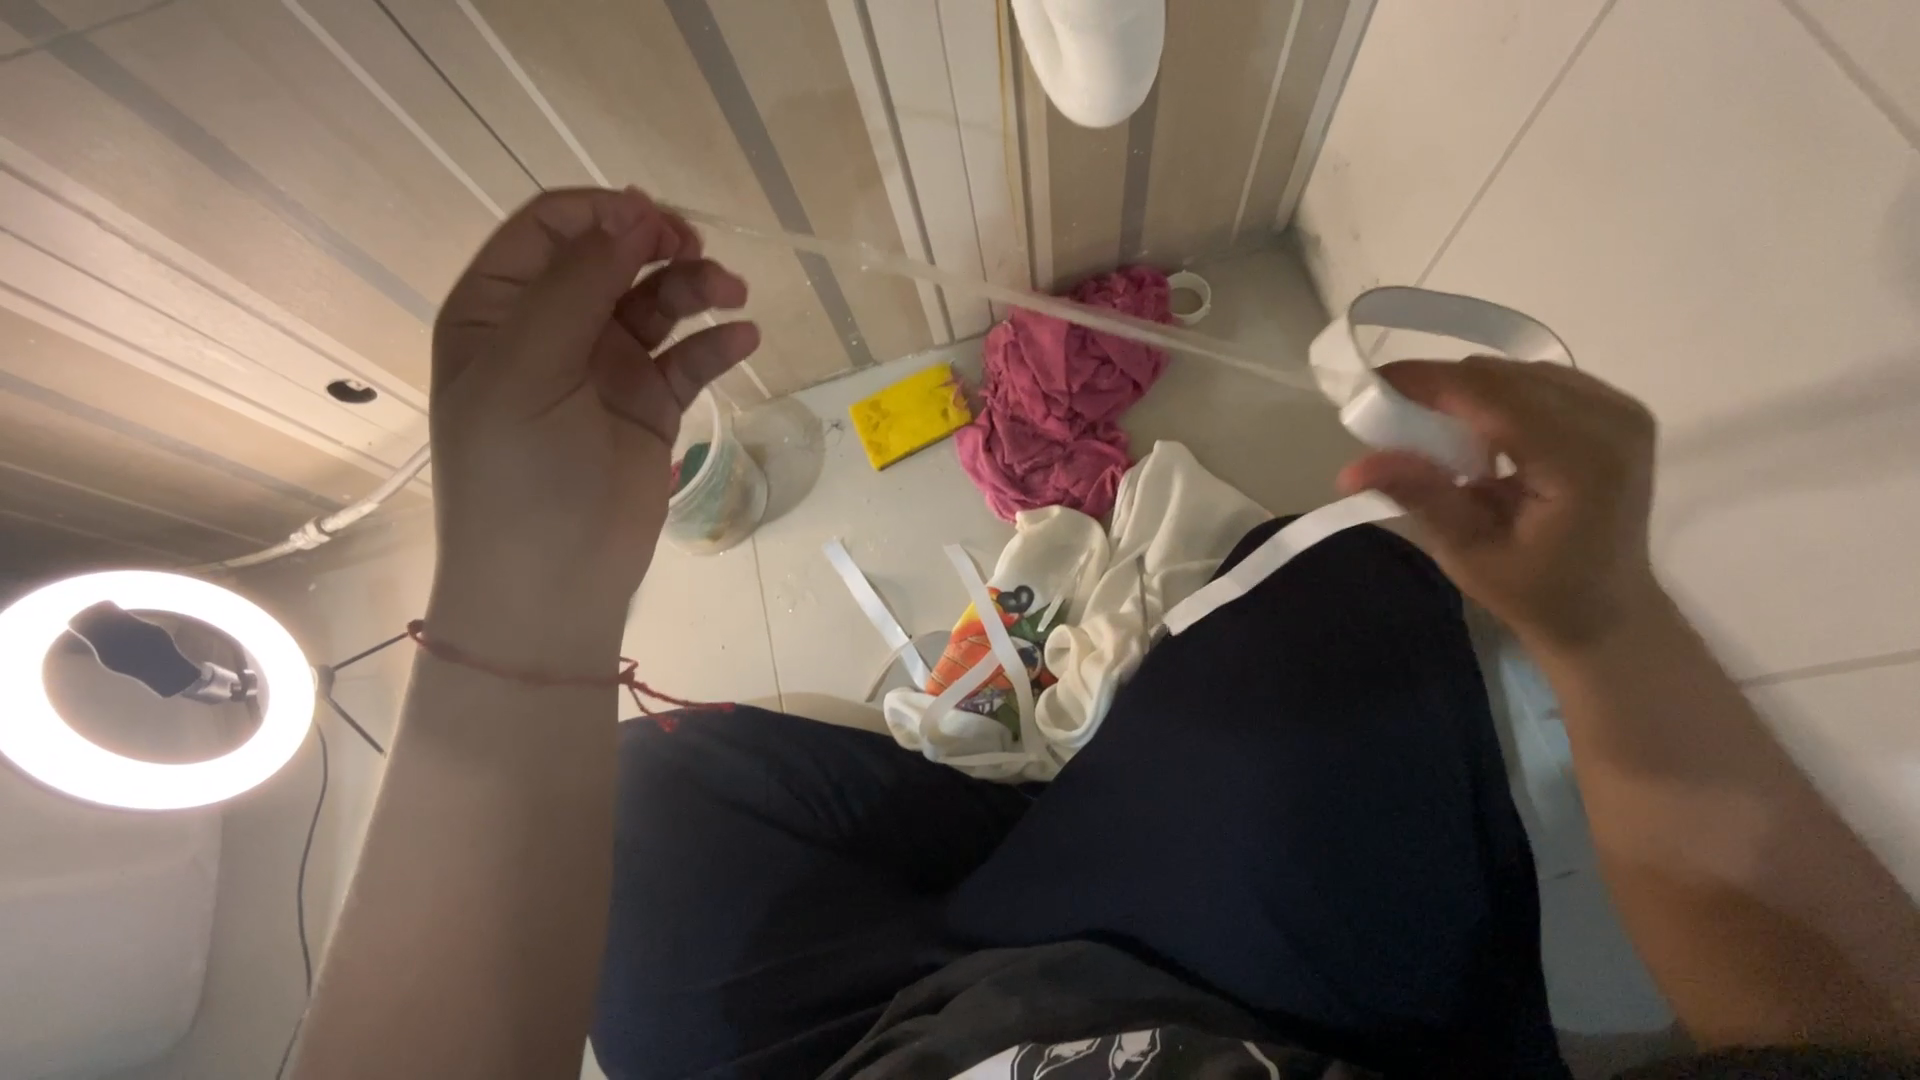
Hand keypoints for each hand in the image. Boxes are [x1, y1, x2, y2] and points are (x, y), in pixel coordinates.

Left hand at [426, 187, 758, 655]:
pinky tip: (745, 339)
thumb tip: (633, 215)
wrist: (554, 582)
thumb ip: (577, 288)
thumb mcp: (528, 370)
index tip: (656, 224)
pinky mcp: (650, 407)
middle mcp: (553, 331)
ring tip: (735, 295)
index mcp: (499, 311)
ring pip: (656, 306)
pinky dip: (716, 345)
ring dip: (696, 290)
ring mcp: (605, 369)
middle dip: (659, 248)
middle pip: (612, 261)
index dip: (604, 215)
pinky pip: (688, 361)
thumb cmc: (522, 476)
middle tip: (701, 254)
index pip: (552, 231)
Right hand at [1337, 357, 1662, 648]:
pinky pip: (1538, 381)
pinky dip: (1492, 397)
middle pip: (1504, 377)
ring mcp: (1619, 411)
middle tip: (1388, 416)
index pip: (1494, 396)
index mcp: (1582, 461)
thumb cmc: (1534, 591)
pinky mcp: (1614, 411)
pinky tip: (1471, 429)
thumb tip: (1351, 469)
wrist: (1604, 609)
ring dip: (1465, 392)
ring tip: (1425, 426)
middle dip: (1440, 387)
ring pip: (1517, 372)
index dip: (1428, 381)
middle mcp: (1611, 422)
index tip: (1369, 385)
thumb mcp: (1467, 552)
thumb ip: (1421, 496)